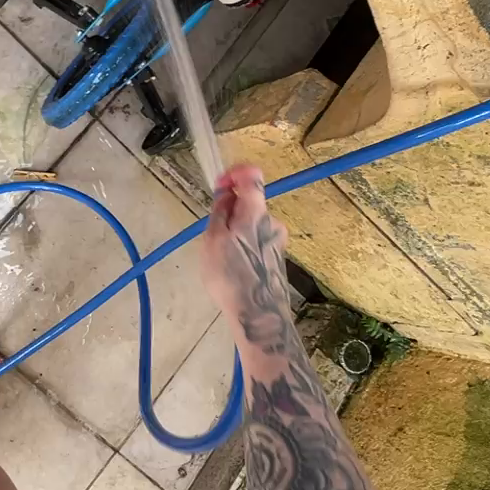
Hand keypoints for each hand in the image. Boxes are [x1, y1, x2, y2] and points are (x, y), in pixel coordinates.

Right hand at [199, 165, 288, 318]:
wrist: (258, 315)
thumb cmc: (230, 275)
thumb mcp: (212, 239)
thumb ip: (220, 212)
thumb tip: (227, 193)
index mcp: (256, 212)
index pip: (252, 175)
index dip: (234, 174)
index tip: (219, 187)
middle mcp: (272, 222)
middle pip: (249, 204)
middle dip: (229, 213)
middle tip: (212, 237)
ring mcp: (277, 241)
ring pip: (251, 225)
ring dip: (234, 234)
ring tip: (220, 260)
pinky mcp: (276, 258)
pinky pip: (255, 242)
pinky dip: (242, 247)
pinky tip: (233, 271)